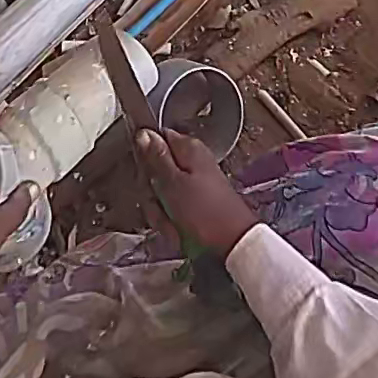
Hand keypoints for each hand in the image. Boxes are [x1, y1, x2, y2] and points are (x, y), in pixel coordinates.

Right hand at [134, 128, 257, 255]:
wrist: (235, 245)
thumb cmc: (204, 213)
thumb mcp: (172, 183)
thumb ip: (156, 157)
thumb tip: (143, 133)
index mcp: (187, 149)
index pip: (155, 139)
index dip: (144, 158)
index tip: (145, 176)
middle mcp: (192, 161)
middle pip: (155, 168)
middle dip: (151, 191)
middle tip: (158, 204)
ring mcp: (194, 181)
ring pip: (161, 191)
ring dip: (160, 210)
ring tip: (170, 222)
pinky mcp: (197, 201)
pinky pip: (172, 206)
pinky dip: (170, 219)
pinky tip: (176, 230)